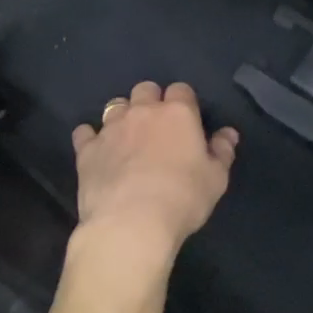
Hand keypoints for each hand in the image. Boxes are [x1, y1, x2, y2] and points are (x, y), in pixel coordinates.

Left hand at [71, 81, 238, 257]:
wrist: (131, 223)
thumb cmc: (182, 199)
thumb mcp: (216, 179)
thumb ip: (222, 152)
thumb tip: (228, 133)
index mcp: (177, 114)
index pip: (181, 90)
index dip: (184, 103)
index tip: (187, 122)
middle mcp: (142, 112)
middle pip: (145, 89)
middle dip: (151, 102)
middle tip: (157, 127)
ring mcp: (110, 128)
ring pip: (115, 105)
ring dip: (122, 115)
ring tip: (127, 137)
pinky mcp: (87, 149)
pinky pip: (85, 132)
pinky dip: (91, 137)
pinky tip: (96, 150)